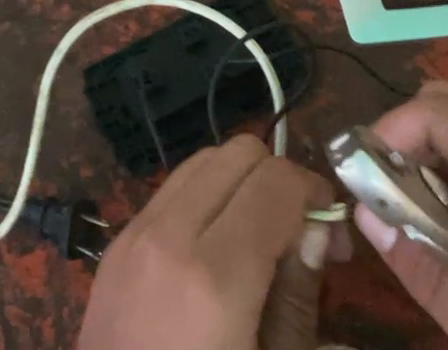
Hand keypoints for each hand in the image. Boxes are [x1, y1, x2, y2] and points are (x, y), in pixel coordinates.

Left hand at [78, 135, 346, 349]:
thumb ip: (297, 296)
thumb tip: (316, 230)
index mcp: (215, 275)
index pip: (277, 180)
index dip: (316, 195)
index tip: (332, 238)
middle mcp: (169, 235)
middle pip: (238, 153)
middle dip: (278, 181)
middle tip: (298, 234)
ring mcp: (134, 233)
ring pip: (202, 160)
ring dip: (240, 183)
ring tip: (259, 237)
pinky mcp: (115, 243)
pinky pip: (170, 189)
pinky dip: (204, 197)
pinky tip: (216, 246)